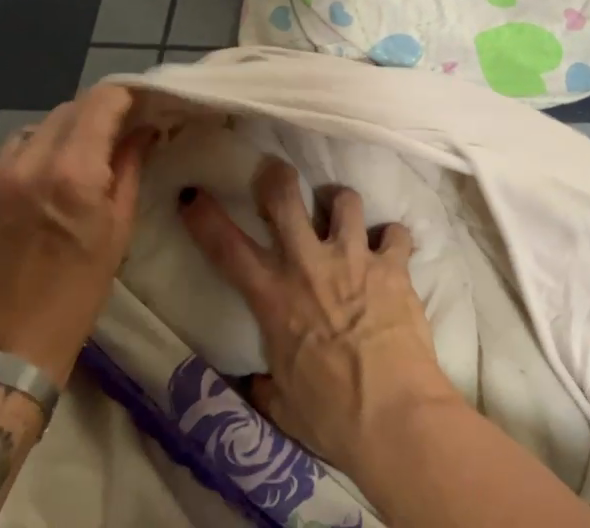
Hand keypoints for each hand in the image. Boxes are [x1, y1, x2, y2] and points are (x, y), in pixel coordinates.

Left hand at [0, 85, 154, 383]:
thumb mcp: (116, 232)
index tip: (138, 104)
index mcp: (72, 173)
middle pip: (65, 111)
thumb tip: (142, 132)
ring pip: (29, 134)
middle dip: (92, 118)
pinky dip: (22, 169)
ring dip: (54, 141)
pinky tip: (29, 200)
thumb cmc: (75, 296)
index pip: (101, 102)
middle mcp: (25, 165)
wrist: (1, 351)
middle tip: (109, 138)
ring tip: (66, 170)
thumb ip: (129, 170)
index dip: (124, 96)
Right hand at [179, 157, 461, 477]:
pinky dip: (392, 240)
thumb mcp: (282, 403)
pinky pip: (396, 233)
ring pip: (345, 200)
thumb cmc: (331, 416)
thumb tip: (255, 382)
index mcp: (273, 297)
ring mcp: (355, 259)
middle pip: (285, 197)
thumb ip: (265, 382)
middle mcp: (310, 265)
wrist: (394, 415)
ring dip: (341, 204)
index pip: (226, 247)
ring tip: (343, 216)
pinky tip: (392, 252)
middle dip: (277, 177)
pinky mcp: (394, 266)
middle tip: (277, 172)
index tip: (193, 194)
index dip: (204, 216)